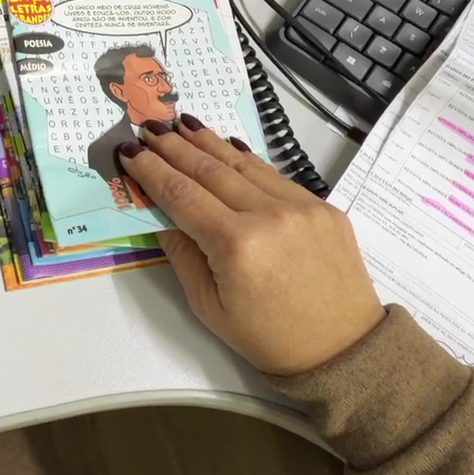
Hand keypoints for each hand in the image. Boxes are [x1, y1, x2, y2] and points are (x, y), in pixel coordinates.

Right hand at [116, 116, 385, 375]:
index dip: (151, 169)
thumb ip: (180, 251)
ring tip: (180, 123)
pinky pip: (273, 173)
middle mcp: (268, 216)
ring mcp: (300, 206)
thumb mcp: (207, 305)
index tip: (128, 150)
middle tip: (147, 126)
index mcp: (236, 246)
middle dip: (172, 146)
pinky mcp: (322, 206)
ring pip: (241, 163)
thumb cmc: (268, 337)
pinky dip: (244, 157)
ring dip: (206, 141)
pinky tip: (225, 143)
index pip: (181, 194)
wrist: (345, 351)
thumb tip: (158, 209)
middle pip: (208, 170)